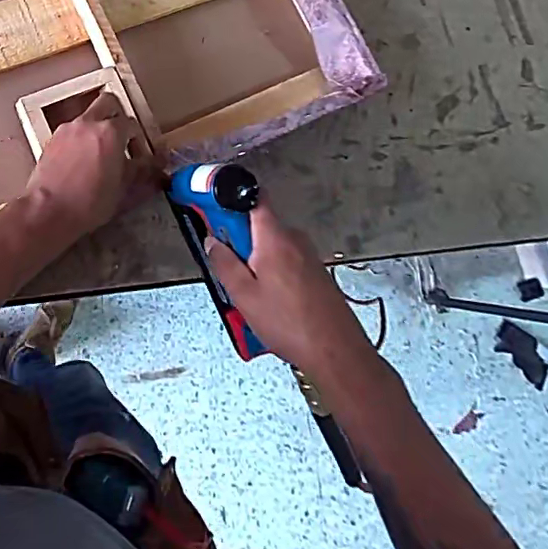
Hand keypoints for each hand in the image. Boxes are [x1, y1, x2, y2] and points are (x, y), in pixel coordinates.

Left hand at [21, 91, 155, 244]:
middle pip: (108, 103)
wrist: (48, 212)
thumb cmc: (87, 202)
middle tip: (122, 137)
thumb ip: (143, 171)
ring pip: (88, 117)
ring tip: (101, 154)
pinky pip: (72, 132)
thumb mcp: (124, 189)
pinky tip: (82, 162)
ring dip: (97, 128)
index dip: (138, 140)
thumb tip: (155, 164)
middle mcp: (88, 123)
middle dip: (117, 116)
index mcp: (111, 131)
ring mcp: (67, 130)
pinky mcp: (52, 141)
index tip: (138, 155)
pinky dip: (80, 140)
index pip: (132, 124)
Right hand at [205, 203, 376, 380]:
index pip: (254, 197)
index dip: (231, 198)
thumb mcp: (243, 296)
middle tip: (227, 267)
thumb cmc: (290, 323)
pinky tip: (268, 302)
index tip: (213, 211)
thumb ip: (224, 263)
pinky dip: (271, 274)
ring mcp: (307, 255)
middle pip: (259, 226)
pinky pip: (285, 261)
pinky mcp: (315, 271)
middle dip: (239, 241)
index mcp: (274, 237)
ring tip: (248, 294)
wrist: (335, 350)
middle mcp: (294, 239)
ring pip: (271, 247)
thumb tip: (212, 242)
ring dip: (254, 262)